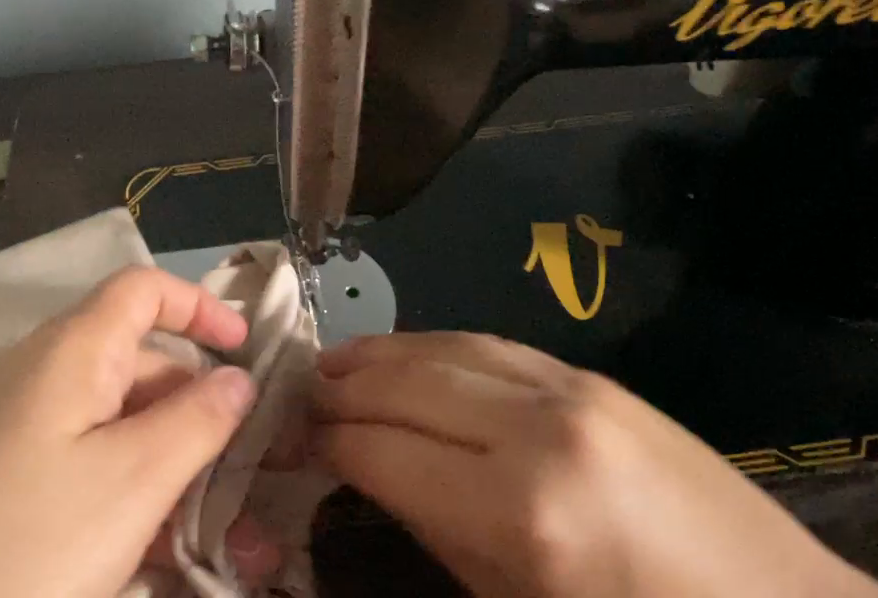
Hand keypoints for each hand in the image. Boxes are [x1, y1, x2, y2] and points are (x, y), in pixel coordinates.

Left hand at [0, 266, 278, 597]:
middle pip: (138, 359)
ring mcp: (19, 423)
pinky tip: (152, 546)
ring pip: (116, 419)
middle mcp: (43, 370)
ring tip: (208, 525)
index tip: (246, 353)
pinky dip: (126, 487)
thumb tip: (236, 378)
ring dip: (168, 459)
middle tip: (243, 471)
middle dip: (196, 405)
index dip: (199, 305)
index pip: (143, 288)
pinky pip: (84, 458)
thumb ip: (197, 421)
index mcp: (74, 348)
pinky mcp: (3, 473)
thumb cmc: (29, 537)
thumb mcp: (133, 479)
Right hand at [311, 332, 877, 597]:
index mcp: (518, 511)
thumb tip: (364, 469)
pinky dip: (431, 347)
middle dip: (337, 389)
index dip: (323, 443)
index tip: (285, 441)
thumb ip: (431, 531)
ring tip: (329, 364)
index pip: (381, 451)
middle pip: (403, 385)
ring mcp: (570, 389)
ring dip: (377, 354)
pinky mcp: (592, 376)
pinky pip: (488, 346)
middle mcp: (537, 429)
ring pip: (441, 349)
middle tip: (290, 396)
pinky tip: (403, 355)